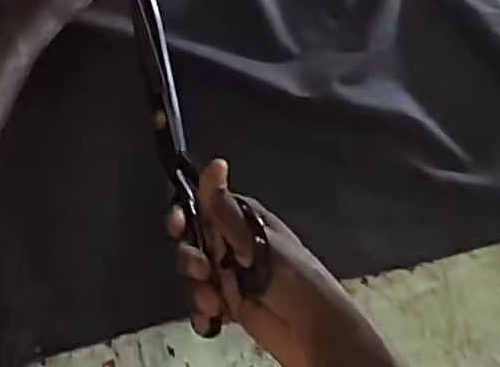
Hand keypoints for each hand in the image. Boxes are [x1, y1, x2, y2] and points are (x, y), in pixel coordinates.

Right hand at [171, 160, 395, 366]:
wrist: (320, 338)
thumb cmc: (294, 278)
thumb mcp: (258, 240)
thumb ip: (226, 208)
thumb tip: (216, 162)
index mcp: (239, 220)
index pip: (200, 208)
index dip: (184, 215)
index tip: (178, 226)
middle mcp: (231, 243)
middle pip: (191, 241)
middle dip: (190, 257)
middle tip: (203, 271)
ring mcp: (229, 275)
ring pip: (194, 274)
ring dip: (197, 288)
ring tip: (215, 303)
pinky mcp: (230, 306)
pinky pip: (202, 304)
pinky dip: (202, 313)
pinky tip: (211, 321)